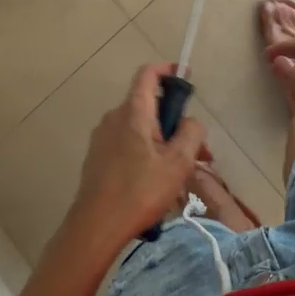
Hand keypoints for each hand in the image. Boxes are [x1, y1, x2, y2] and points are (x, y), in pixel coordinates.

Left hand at [69, 62, 206, 242]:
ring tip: (182, 174)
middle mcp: (115, 116)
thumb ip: (191, 134)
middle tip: (197, 151)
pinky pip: (127, 143)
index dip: (168, 70)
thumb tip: (192, 121)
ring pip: (139, 128)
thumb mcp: (177, 163)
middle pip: (148, 105)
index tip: (186, 76)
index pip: (148, 73)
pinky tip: (157, 183)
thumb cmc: (139, 191)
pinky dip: (146, 152)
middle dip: (174, 122)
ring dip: (163, 142)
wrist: (96, 225)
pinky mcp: (98, 156)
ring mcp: (103, 136)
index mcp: (133, 111)